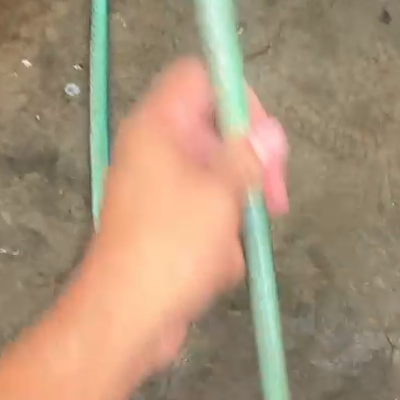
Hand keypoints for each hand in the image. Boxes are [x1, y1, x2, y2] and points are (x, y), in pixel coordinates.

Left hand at [79, 57, 288, 371]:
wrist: (126, 319)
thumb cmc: (169, 250)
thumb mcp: (220, 195)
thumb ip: (248, 157)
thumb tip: (270, 133)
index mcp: (158, 127)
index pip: (204, 79)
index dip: (241, 101)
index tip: (265, 142)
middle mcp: (155, 155)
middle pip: (218, 137)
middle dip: (249, 173)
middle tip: (273, 201)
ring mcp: (158, 197)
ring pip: (218, 190)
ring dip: (233, 221)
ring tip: (223, 250)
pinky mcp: (164, 235)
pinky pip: (206, 227)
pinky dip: (217, 248)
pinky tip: (212, 272)